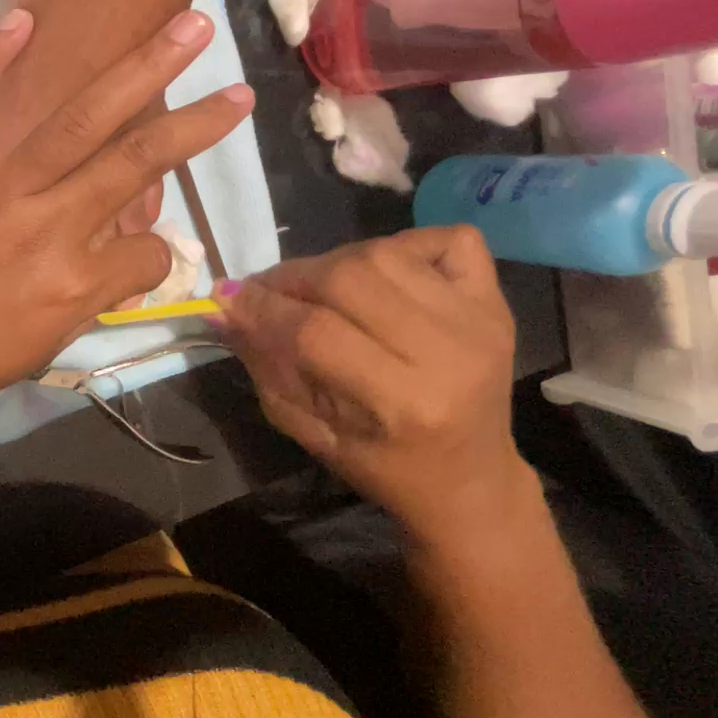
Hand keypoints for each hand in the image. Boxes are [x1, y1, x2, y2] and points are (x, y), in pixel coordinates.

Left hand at [0, 7, 252, 419]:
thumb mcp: (43, 347)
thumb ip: (89, 298)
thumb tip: (120, 263)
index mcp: (76, 281)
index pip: (147, 252)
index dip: (155, 257)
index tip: (138, 260)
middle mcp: (48, 223)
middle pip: (138, 163)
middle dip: (196, 126)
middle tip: (241, 90)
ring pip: (79, 121)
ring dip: (139, 69)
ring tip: (189, 28)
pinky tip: (25, 19)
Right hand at [221, 226, 537, 544]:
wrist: (469, 477)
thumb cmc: (378, 463)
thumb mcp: (305, 426)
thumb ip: (263, 362)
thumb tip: (221, 306)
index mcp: (400, 401)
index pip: (314, 331)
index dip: (260, 308)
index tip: (224, 298)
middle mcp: (447, 353)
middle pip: (348, 279)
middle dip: (290, 278)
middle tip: (266, 292)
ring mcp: (478, 321)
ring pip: (384, 253)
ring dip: (332, 261)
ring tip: (314, 286)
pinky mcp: (495, 302)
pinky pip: (449, 240)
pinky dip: (406, 245)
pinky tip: (382, 275)